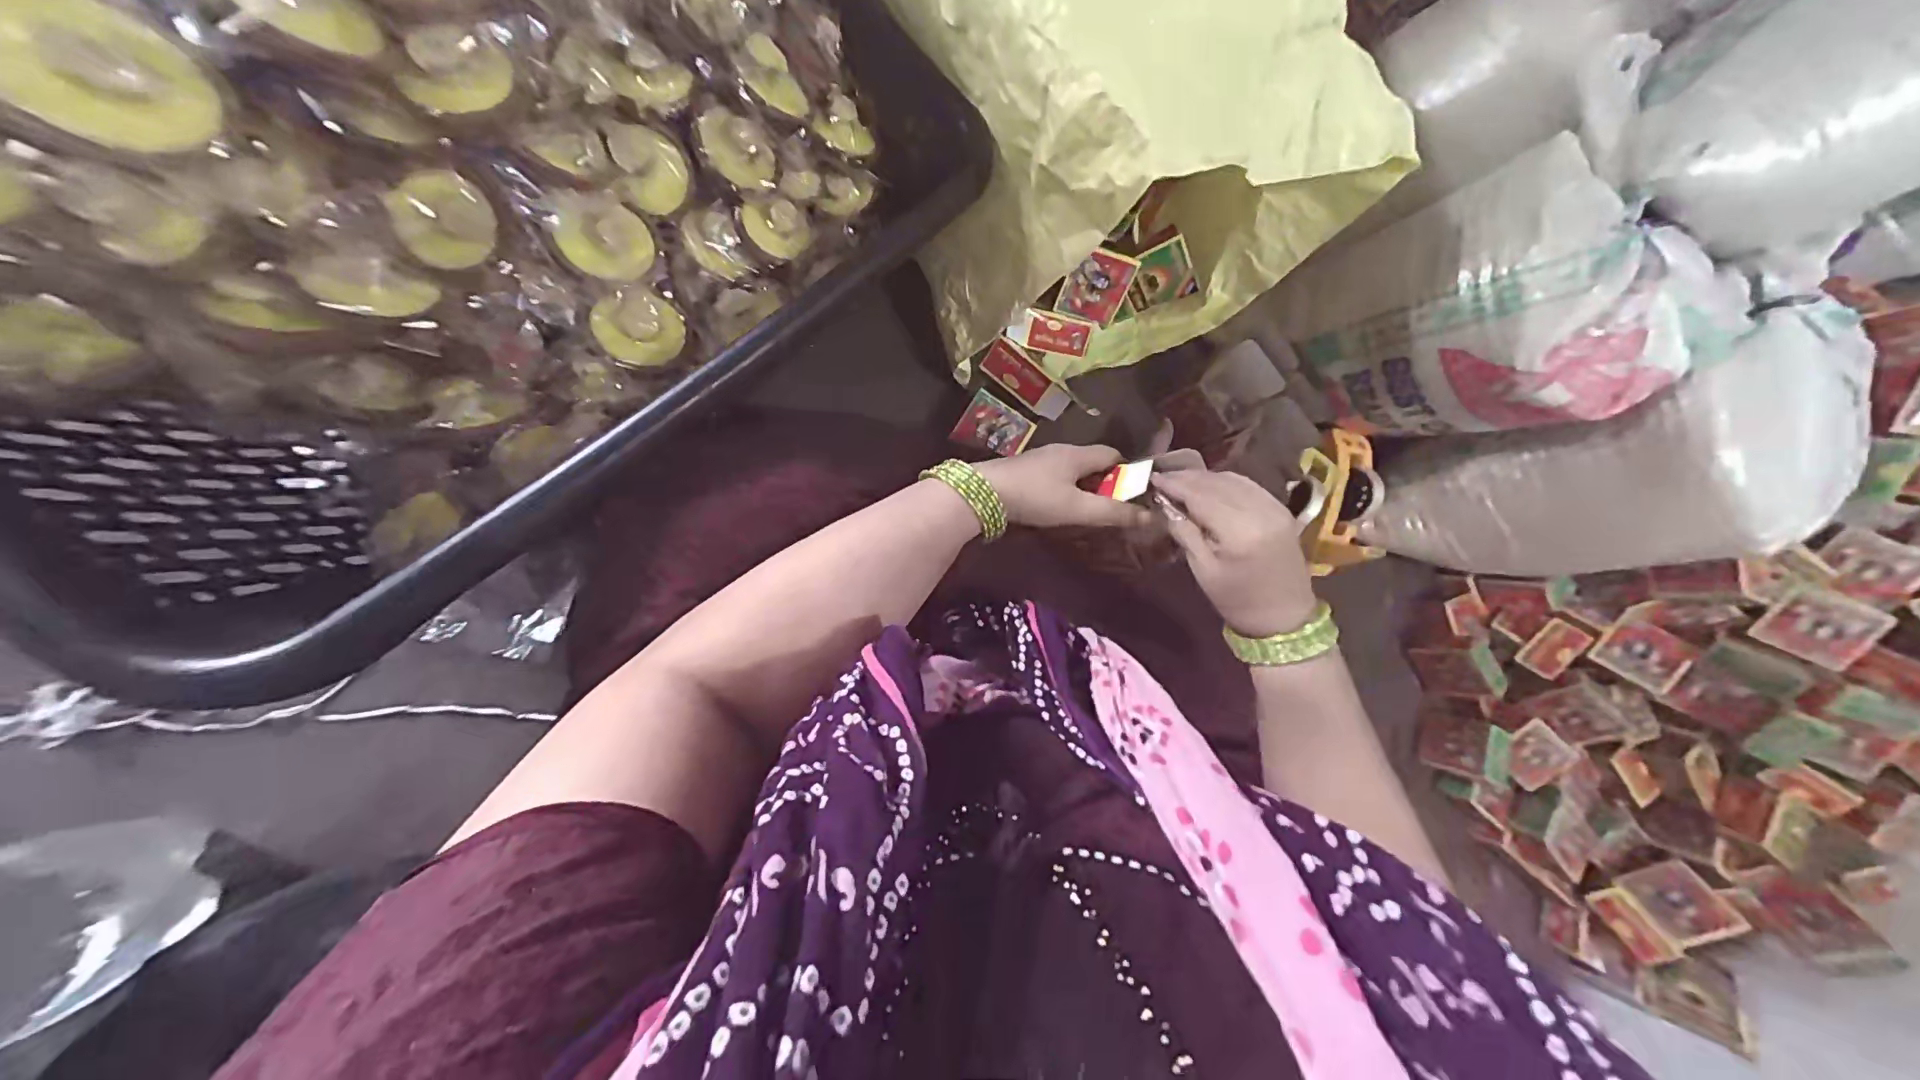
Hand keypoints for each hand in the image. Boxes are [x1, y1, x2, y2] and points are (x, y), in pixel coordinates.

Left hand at [970, 444, 1153, 530]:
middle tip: (1113, 507)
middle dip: (1106, 482)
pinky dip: (1064, 490)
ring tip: (1087, 511)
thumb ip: (1113, 513)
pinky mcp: (1022, 472)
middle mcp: (1060, 451)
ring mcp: (1039, 460)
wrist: (982, 493)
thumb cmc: (1035, 497)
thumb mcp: (1078, 509)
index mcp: (1078, 454)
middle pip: (1092, 462)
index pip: (1113, 454)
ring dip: (1083, 488)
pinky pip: (1053, 478)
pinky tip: (1058, 508)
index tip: (1135, 493)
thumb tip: (1150, 517)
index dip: (1128, 471)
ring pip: (1071, 471)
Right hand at [1152, 469, 1318, 637]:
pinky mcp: (1280, 509)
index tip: (1153, 478)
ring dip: (1205, 477)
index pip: (1201, 496)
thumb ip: (1185, 533)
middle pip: (1217, 483)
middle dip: (1187, 478)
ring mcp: (1274, 507)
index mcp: (1240, 531)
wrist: (1284, 616)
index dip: (1175, 485)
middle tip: (1162, 477)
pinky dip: (1225, 481)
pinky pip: (1248, 485)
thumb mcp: (1203, 570)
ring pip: (1234, 480)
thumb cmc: (1237, 599)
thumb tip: (1166, 505)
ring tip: (1181, 480)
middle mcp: (1260, 511)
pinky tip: (1208, 485)